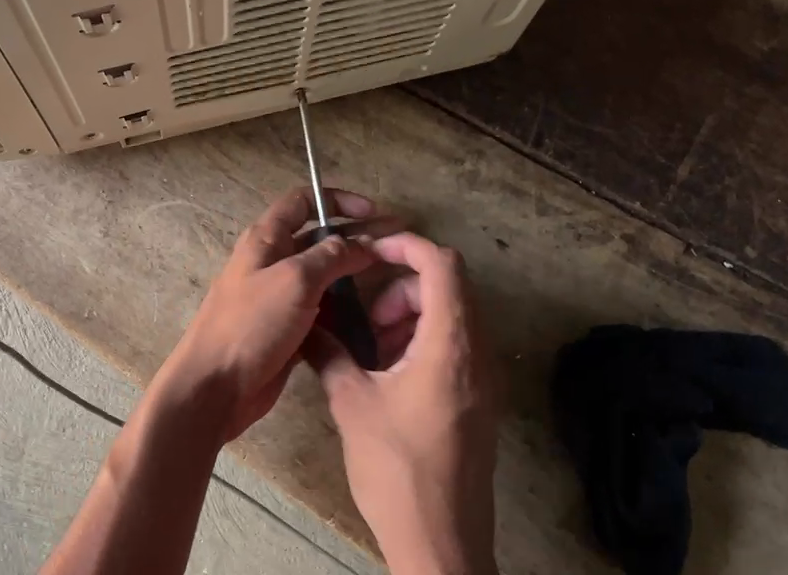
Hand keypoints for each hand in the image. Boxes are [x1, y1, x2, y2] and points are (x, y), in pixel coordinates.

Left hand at [155, 188, 378, 441]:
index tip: (372, 212)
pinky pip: (319, 309)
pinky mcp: (286, 328)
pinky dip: (342, 309)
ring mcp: (278, 296)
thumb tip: (360, 242)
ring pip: (321, 276)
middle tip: (395, 246)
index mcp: (265, 238)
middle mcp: (271, 261)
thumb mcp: (294, 280)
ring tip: (393, 283)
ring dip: (351, 276)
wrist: (216, 386)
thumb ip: (329, 256)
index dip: (336, 200)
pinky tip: (371, 318)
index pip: (302, 201)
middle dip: (354, 238)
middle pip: (316, 238)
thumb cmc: (252, 324)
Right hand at [303, 233, 498, 574]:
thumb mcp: (351, 403)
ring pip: (453, 315)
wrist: (441, 543)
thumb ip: (329, 352)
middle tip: (366, 314)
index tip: (368, 251)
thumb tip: (305, 325)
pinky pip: (455, 345)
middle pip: (449, 285)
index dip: (405, 245)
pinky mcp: (478, 400)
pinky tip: (387, 370)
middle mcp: (476, 354)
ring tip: (372, 345)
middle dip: (401, 285)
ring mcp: (482, 379)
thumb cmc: (397, 468)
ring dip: (410, 314)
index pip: (442, 264)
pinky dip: (421, 339)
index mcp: (450, 346)